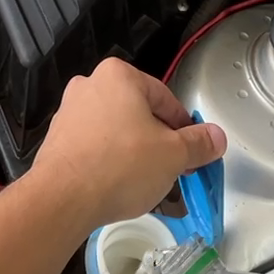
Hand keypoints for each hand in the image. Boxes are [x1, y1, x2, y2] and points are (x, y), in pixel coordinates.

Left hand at [25, 58, 226, 234]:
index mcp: (119, 75)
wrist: (62, 198)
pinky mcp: (57, 137)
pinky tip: (115, 185)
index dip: (183, 129)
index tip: (191, 153)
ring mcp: (70, 110)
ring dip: (132, 150)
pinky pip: (93, 144)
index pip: (165, 99)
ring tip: (142, 181)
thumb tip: (216, 136)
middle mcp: (91, 83)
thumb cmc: (120, 166)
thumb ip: (198, 143)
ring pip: (115, 128)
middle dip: (156, 140)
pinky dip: (107, 160)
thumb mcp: (172, 156)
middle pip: (138, 111)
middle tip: (169, 169)